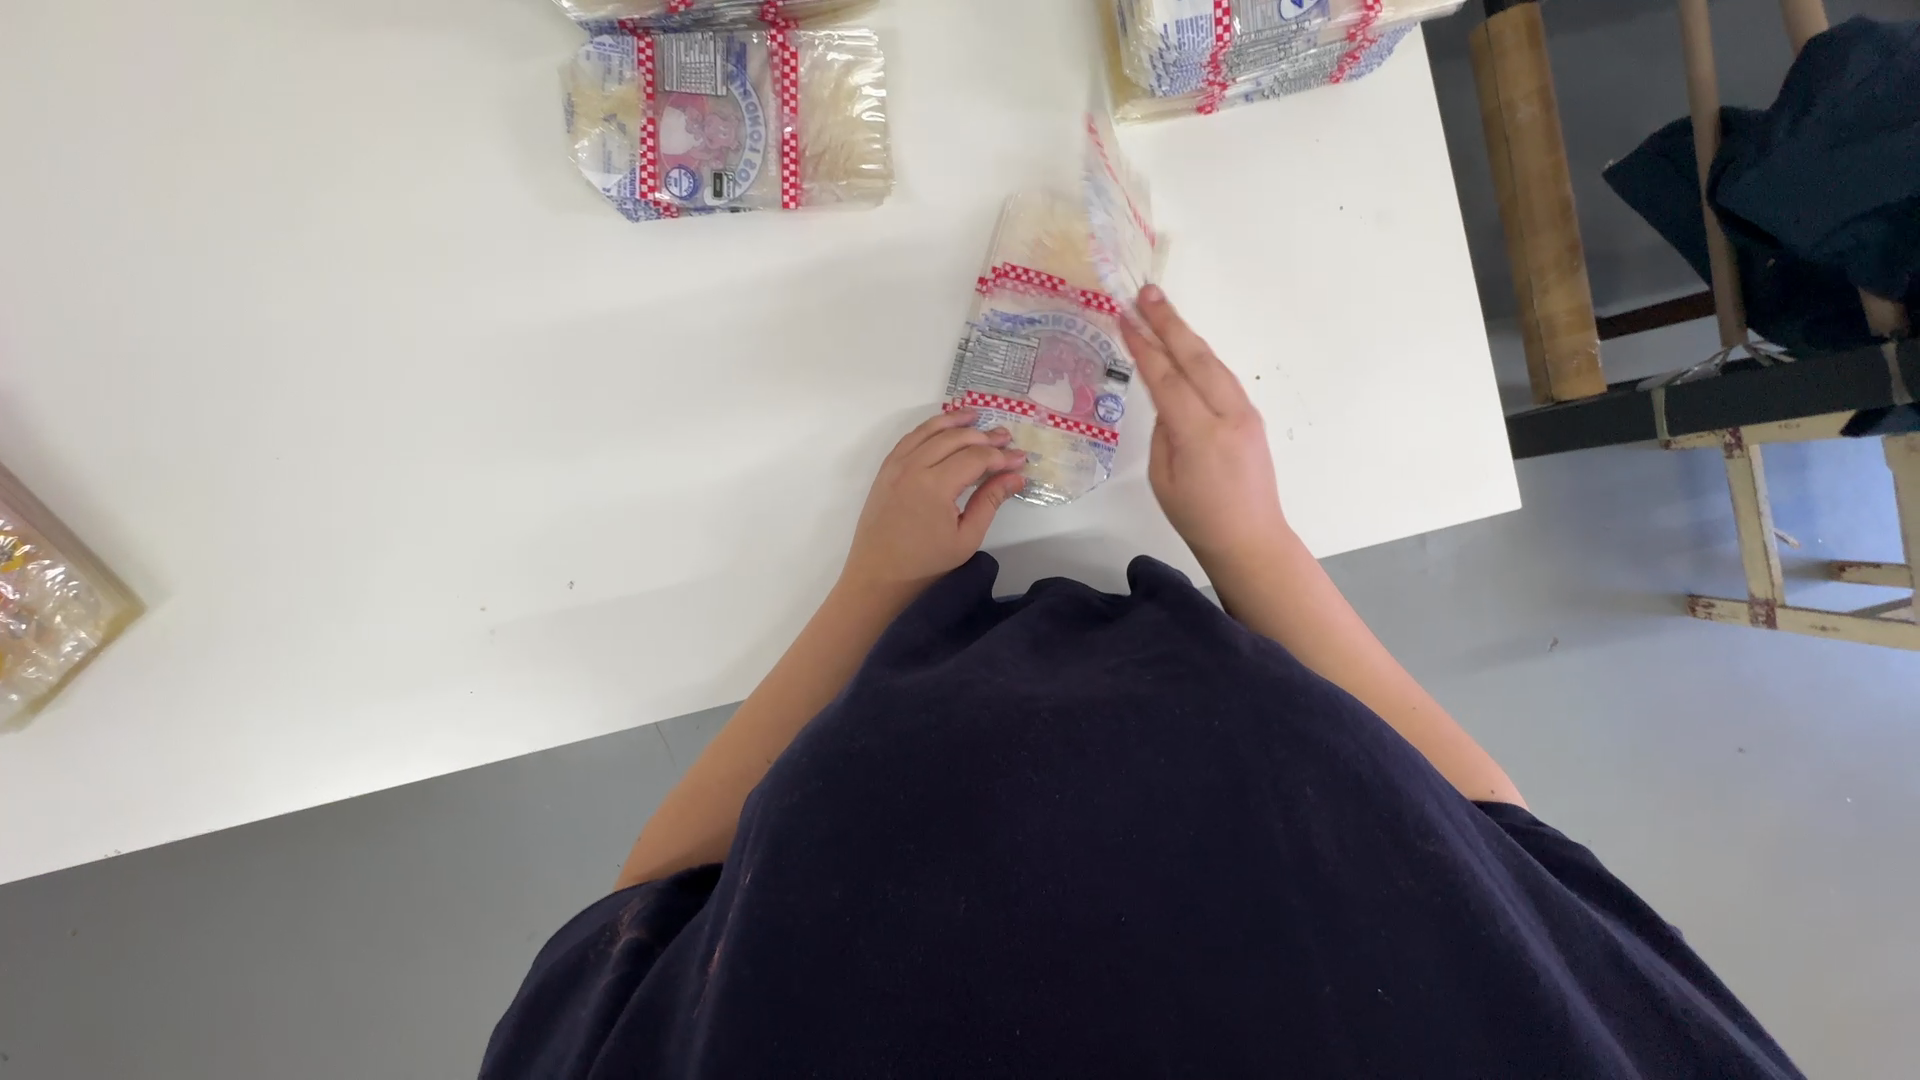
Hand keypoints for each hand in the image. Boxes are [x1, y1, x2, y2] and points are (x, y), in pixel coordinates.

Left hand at [841, 410, 1027, 595]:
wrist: (879, 574)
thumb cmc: (926, 563)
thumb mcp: (966, 537)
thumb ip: (990, 501)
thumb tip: (1016, 476)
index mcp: (935, 486)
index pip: (976, 458)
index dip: (1001, 456)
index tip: (1020, 458)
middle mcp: (913, 468)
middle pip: (954, 439)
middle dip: (983, 435)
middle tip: (1005, 437)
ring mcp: (896, 466)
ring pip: (929, 431)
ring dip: (955, 422)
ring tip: (976, 416)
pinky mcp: (886, 470)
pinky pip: (909, 439)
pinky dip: (928, 428)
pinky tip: (944, 428)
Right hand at [1123, 285, 1288, 568]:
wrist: (1250, 539)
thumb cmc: (1197, 518)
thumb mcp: (1163, 478)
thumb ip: (1164, 433)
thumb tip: (1166, 401)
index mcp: (1200, 435)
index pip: (1167, 379)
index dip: (1143, 346)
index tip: (1124, 318)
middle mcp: (1229, 416)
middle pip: (1195, 358)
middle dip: (1168, 323)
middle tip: (1147, 292)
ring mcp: (1246, 414)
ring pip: (1213, 363)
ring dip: (1186, 334)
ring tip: (1161, 309)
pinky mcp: (1252, 418)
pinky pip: (1222, 379)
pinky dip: (1201, 357)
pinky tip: (1186, 348)